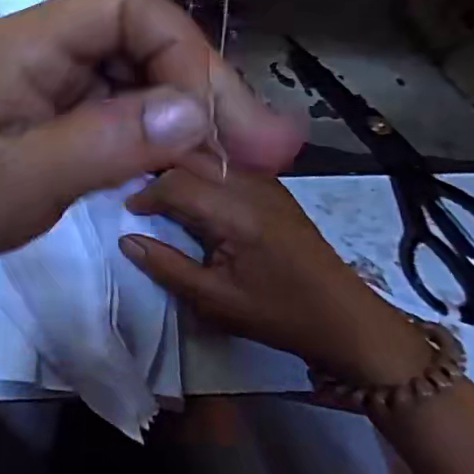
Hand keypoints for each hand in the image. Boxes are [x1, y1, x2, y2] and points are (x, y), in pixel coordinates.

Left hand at [0, 0, 301, 256]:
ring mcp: (51, 72)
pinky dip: (156, 128)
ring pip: (139, 69)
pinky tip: (183, 162)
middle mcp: (46, 44)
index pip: (123, 4)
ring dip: (188, 110)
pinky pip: (120, 100)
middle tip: (262, 148)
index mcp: (29, 42)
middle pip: (142, 35)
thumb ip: (105, 144)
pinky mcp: (54, 101)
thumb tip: (194, 114)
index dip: (179, 47)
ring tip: (237, 161)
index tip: (212, 115)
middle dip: (202, 85)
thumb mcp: (22, 180)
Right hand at [120, 164, 432, 384]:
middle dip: (160, 170)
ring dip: (181, 166)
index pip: (177, 182)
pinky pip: (228, 163)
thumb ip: (168, 267)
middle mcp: (252, 183)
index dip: (145, 193)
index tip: (127, 210)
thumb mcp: (216, 301)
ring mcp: (266, 180)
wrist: (348, 319)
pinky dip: (203, 170)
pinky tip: (194, 193)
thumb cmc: (280, 314)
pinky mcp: (273, 186)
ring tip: (161, 191)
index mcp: (238, 212)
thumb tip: (126, 239)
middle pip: (193, 157)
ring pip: (211, 154)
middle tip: (137, 192)